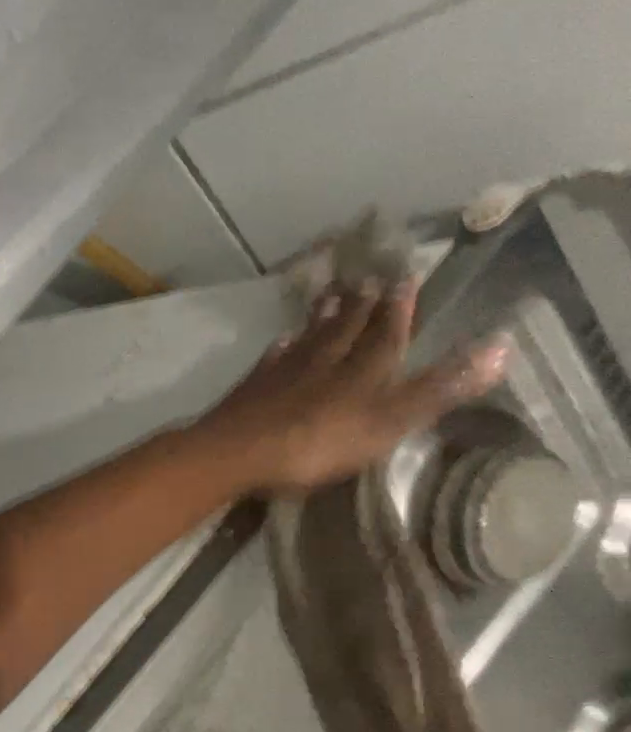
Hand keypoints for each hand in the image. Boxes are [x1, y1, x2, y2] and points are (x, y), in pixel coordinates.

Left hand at [197, 280, 510, 495]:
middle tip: (366, 278)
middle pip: (345, 329)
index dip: (399, 308)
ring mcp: (281, 375)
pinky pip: (270, 360)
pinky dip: (281, 347)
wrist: (231, 454)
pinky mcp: (248, 390)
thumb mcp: (389, 421)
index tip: (404, 277)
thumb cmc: (315, 444)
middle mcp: (323, 363)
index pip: (388, 333)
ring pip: (307, 338)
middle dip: (360, 305)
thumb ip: (439, 387)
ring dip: (322, 317)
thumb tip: (500, 346)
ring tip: (331, 296)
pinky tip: (281, 339)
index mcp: (364, 372)